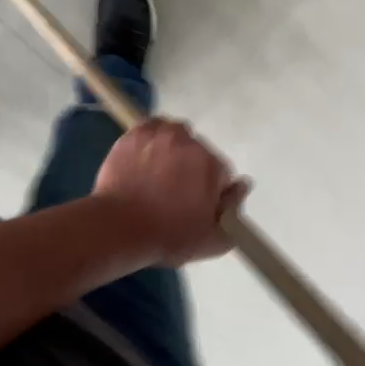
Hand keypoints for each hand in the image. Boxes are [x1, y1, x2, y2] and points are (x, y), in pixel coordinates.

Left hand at [93, 118, 248, 265]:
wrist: (121, 225)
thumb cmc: (170, 236)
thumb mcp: (214, 238)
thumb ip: (234, 209)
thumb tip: (243, 184)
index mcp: (211, 164)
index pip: (221, 172)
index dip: (212, 189)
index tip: (197, 203)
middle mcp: (187, 141)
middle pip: (198, 151)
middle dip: (192, 167)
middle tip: (175, 190)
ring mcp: (158, 134)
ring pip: (175, 134)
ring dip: (173, 148)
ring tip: (159, 172)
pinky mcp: (133, 133)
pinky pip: (151, 127)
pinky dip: (152, 137)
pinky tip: (146, 156)